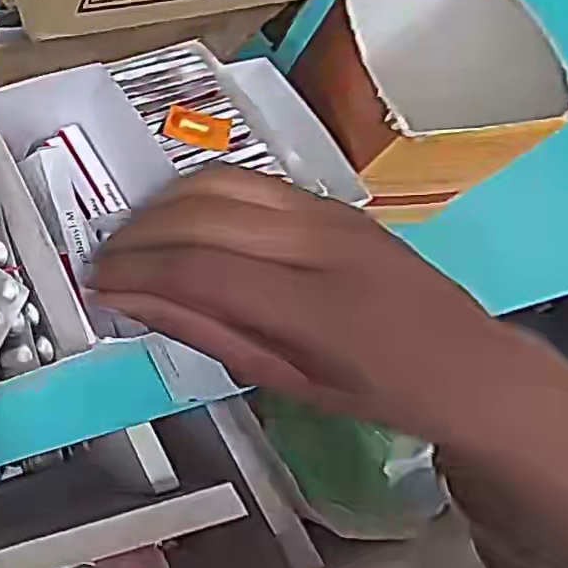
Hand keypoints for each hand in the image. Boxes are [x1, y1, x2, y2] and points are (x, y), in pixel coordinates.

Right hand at [90, 167, 567, 456]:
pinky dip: (188, 192)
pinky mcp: (323, 198)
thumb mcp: (279, 377)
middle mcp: (323, 244)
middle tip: (103, 263)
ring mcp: (326, 212)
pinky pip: (238, 178)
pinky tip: (168, 218)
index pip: (201, 271)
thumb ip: (199, 330)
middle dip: (134, 239)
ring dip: (155, 208)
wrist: (469, 362)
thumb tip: (129, 300)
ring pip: (214, 185)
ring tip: (128, 240)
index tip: (99, 284)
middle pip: (199, 218)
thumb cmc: (371, 388)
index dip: (136, 273)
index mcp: (319, 308)